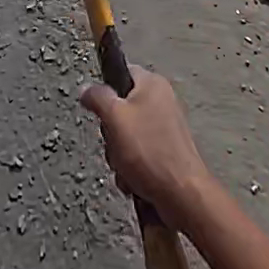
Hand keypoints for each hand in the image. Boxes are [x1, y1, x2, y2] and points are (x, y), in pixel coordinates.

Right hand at [80, 65, 214, 226]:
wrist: (182, 196)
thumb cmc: (148, 151)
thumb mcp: (114, 117)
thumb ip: (97, 97)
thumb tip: (86, 89)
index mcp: (152, 83)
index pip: (120, 72)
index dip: (105, 91)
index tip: (100, 111)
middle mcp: (161, 101)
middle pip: (120, 108)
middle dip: (111, 133)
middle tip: (115, 143)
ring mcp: (165, 128)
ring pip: (126, 136)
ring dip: (119, 155)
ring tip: (126, 167)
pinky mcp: (166, 152)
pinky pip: (138, 154)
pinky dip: (131, 168)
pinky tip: (134, 181)